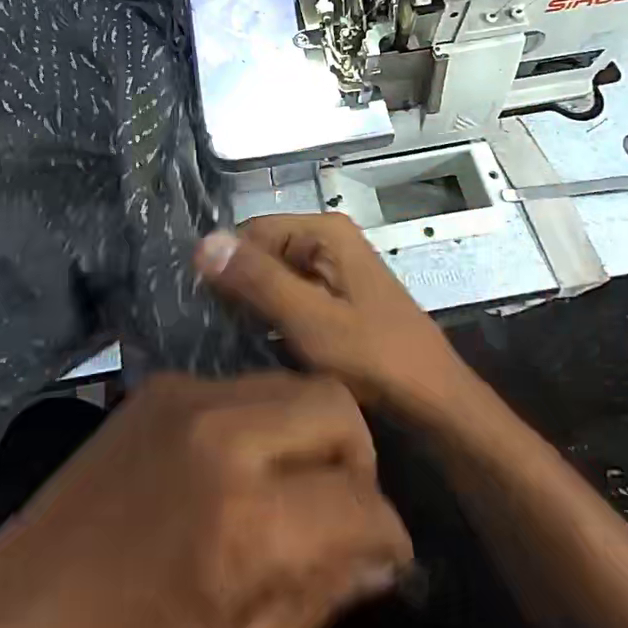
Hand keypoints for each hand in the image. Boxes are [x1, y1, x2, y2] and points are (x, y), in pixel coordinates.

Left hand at [0, 372, 412, 627]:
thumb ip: (319, 601)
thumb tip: (381, 561)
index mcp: (245, 519)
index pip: (362, 503)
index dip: (388, 536)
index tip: (388, 557)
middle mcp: (223, 434)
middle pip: (338, 408)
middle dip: (358, 464)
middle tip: (345, 512)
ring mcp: (186, 400)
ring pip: (295, 385)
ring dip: (313, 435)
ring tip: (298, 488)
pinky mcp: (159, 390)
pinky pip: (244, 387)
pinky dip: (265, 421)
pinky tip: (243, 469)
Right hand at [196, 213, 468, 418]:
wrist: (430, 396)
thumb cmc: (373, 357)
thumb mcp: (308, 319)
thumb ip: (258, 280)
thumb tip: (203, 242)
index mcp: (325, 232)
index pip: (248, 231)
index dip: (222, 267)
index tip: (198, 311)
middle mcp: (329, 241)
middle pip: (261, 254)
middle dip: (237, 289)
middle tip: (209, 335)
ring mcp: (335, 270)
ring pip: (273, 279)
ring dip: (252, 308)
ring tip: (226, 345)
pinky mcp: (336, 298)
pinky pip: (290, 298)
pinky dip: (273, 318)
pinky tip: (257, 349)